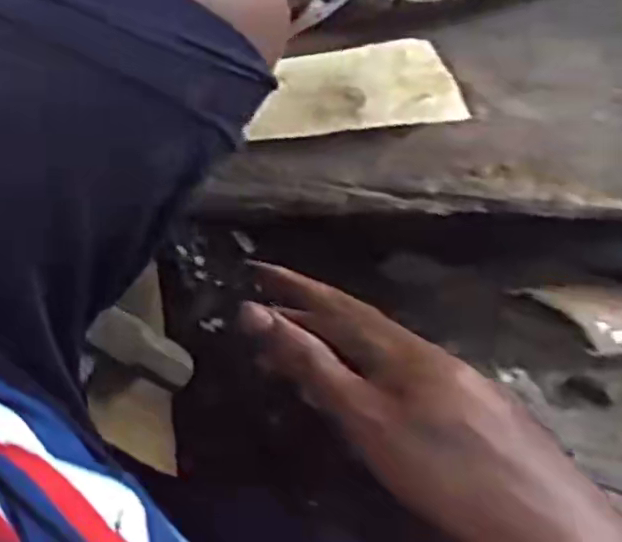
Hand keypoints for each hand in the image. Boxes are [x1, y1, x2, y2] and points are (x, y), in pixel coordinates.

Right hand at [240, 263, 621, 541]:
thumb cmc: (446, 470)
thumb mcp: (363, 415)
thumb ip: (307, 360)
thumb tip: (252, 309)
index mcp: (408, 352)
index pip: (340, 304)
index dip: (294, 284)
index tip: (254, 268)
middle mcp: (439, 361)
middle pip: (361, 330)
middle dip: (305, 322)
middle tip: (259, 326)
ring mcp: (469, 392)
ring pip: (384, 358)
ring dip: (334, 352)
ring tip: (296, 365)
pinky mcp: (487, 423)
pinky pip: (407, 381)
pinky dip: (367, 375)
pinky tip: (359, 396)